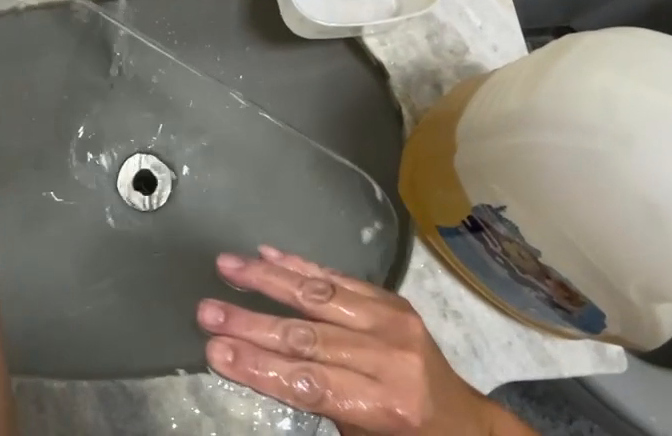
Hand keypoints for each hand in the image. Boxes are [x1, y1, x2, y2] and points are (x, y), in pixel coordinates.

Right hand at [198, 247, 522, 435]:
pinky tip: (267, 253)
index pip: (308, 382)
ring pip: (319, 294)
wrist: (465, 423)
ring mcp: (393, 321)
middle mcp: (390, 356)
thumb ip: (321, 403)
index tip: (214, 350)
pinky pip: (339, 278)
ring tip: (227, 266)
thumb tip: (258, 366)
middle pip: (308, 336)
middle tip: (206, 310)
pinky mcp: (391, 299)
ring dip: (267, 279)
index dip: (259, 365)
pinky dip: (300, 264)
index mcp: (387, 405)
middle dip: (251, 322)